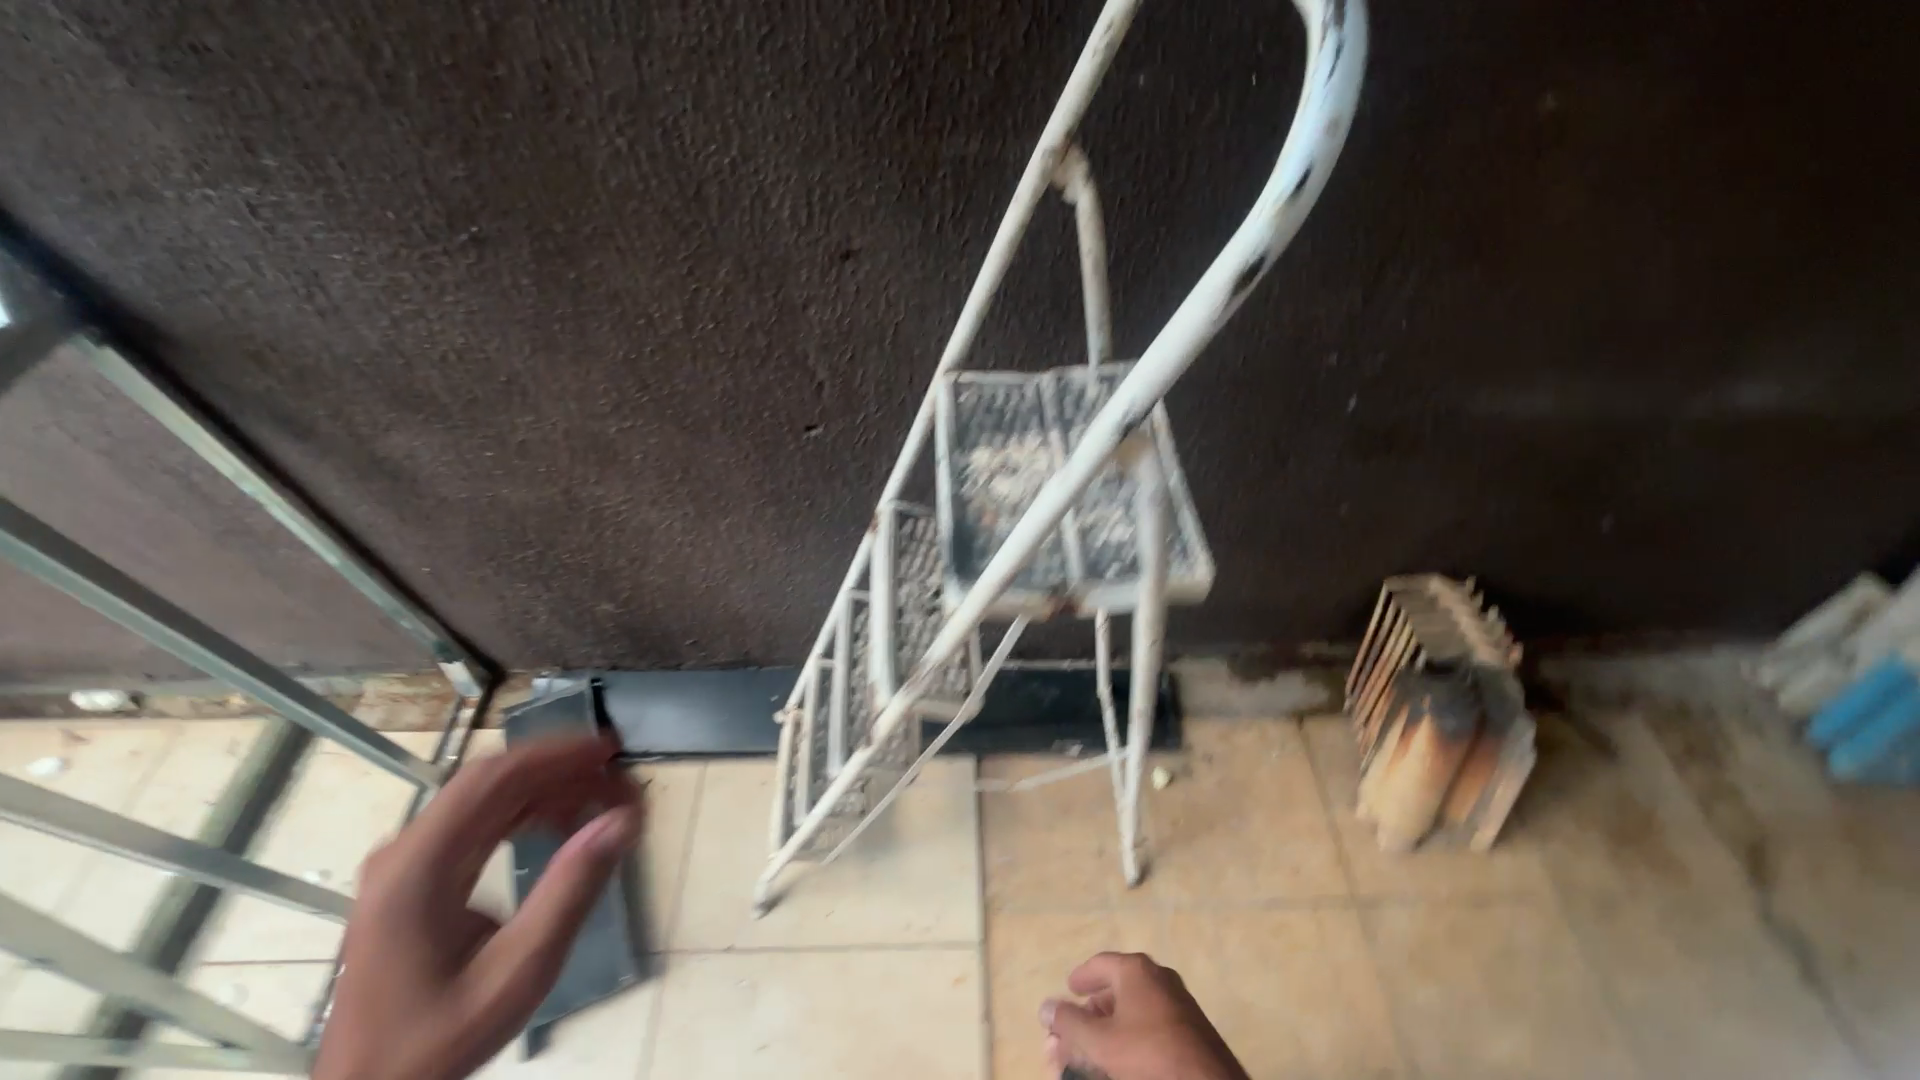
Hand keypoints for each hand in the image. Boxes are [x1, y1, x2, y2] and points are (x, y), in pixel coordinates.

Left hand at [313, 736, 640, 1079]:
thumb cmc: (440, 1039)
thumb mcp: (518, 974)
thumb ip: (569, 892)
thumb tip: (621, 821)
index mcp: (418, 867)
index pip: (493, 780)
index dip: (556, 755)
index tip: (612, 751)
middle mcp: (407, 852)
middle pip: (491, 782)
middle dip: (561, 769)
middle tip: (620, 778)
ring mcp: (408, 864)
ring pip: (486, 799)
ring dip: (548, 789)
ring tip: (604, 798)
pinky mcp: (417, 879)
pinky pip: (478, 824)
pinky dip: (527, 812)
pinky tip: (564, 823)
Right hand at [1041, 952, 1248, 1079]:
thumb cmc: (1149, 1056)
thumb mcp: (1100, 1041)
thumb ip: (1069, 1023)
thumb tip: (1045, 1007)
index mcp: (1136, 971)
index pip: (1100, 965)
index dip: (1081, 978)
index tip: (1069, 990)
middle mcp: (1159, 980)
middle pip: (1115, 992)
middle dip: (1089, 1016)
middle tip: (1071, 1035)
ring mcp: (1178, 1006)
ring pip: (1132, 1014)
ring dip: (1107, 1032)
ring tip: (1088, 1055)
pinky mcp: (1190, 1032)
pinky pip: (1150, 1029)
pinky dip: (1129, 1042)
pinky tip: (1117, 1063)